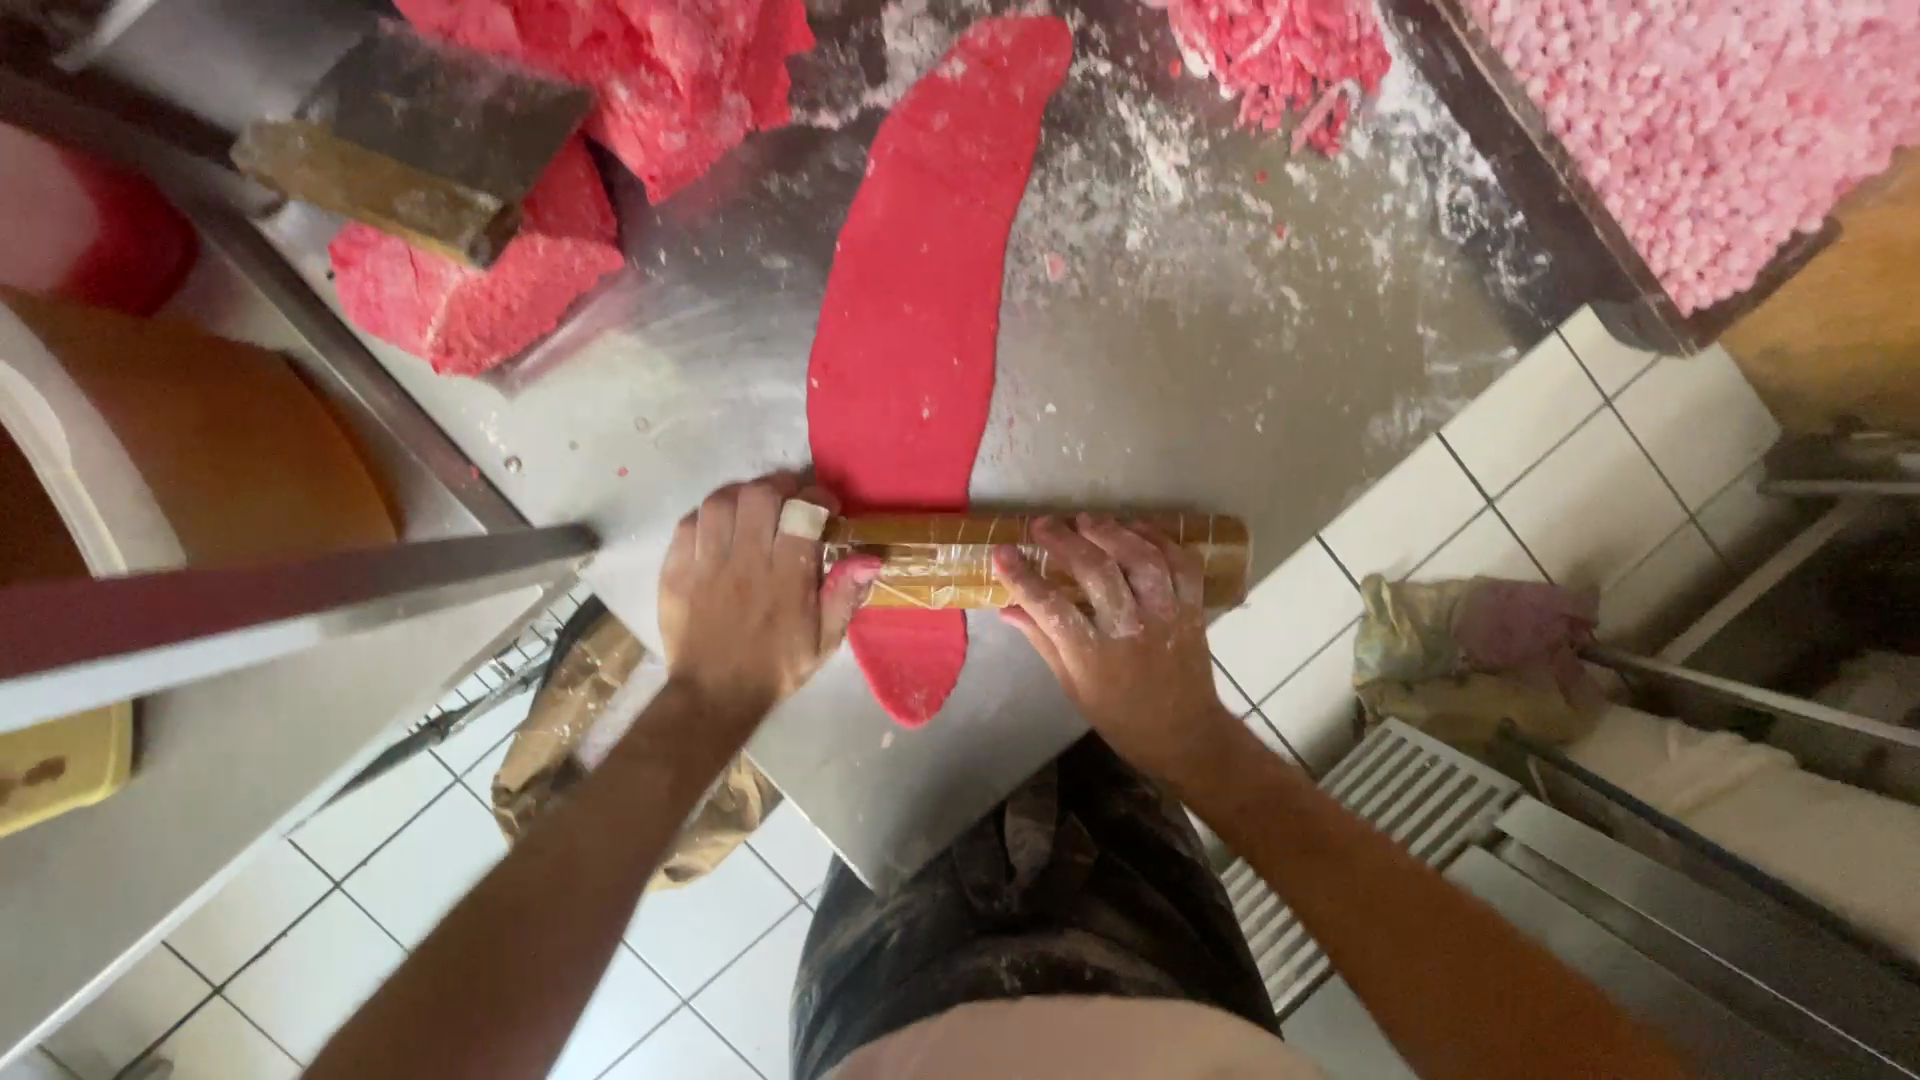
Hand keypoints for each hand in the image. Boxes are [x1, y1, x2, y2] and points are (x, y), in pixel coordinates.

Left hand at [659, 473, 880, 719]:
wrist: (714, 696)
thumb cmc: (776, 668)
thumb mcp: (824, 641)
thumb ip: (845, 596)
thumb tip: (869, 558)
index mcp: (786, 579)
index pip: (802, 513)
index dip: (818, 497)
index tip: (826, 505)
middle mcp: (745, 563)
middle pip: (759, 496)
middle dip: (780, 485)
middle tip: (789, 496)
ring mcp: (705, 565)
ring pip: (719, 502)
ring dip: (741, 495)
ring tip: (752, 506)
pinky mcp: (675, 572)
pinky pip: (687, 524)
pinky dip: (706, 516)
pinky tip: (719, 526)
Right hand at [993, 514, 1243, 780]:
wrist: (1184, 734)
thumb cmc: (1119, 715)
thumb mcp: (1072, 685)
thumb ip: (1042, 640)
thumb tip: (1007, 607)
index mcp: (1093, 656)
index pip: (1050, 607)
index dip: (1023, 577)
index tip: (1002, 552)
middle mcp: (1130, 630)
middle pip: (1097, 572)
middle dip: (1066, 541)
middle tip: (1043, 525)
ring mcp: (1166, 615)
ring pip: (1142, 560)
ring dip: (1112, 532)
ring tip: (1086, 520)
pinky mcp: (1193, 608)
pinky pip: (1181, 563)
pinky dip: (1159, 539)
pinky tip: (1134, 528)